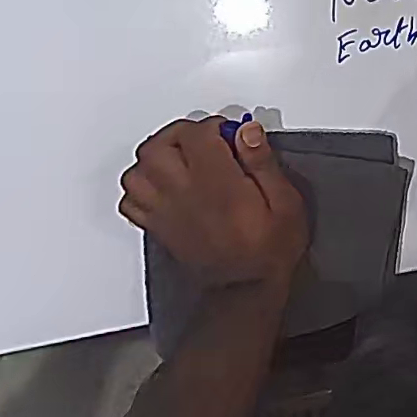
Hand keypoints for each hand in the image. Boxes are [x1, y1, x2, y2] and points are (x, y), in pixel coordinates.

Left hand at [119, 116, 307, 290]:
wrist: (247, 290)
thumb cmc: (270, 248)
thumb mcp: (286, 202)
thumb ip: (263, 163)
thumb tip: (247, 131)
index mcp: (216, 183)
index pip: (196, 135)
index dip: (213, 126)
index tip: (231, 134)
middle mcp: (184, 194)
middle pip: (158, 146)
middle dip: (180, 135)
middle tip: (204, 141)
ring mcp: (165, 212)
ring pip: (138, 170)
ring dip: (157, 158)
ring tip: (182, 160)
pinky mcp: (158, 228)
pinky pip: (130, 201)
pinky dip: (141, 188)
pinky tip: (164, 186)